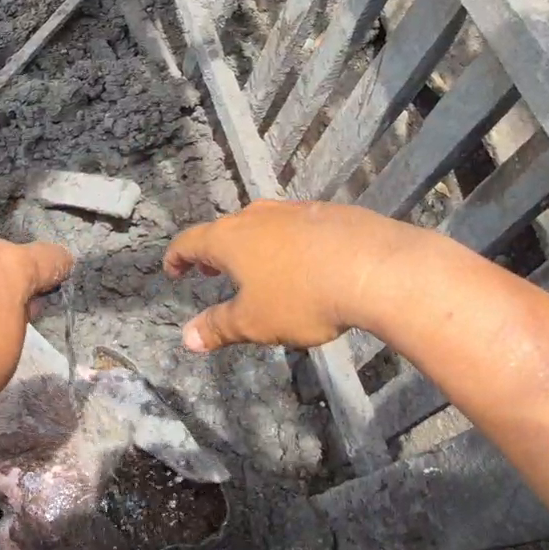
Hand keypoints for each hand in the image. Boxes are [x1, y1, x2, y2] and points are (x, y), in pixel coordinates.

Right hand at [164, 200, 462, 351]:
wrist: (376, 267)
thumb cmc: (302, 296)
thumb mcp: (254, 322)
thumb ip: (218, 327)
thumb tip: (186, 338)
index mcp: (230, 238)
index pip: (190, 241)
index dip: (177, 257)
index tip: (173, 270)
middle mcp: (257, 217)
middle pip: (226, 229)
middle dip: (215, 251)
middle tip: (212, 270)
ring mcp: (295, 210)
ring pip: (262, 225)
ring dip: (252, 245)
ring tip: (257, 267)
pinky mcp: (329, 213)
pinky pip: (296, 227)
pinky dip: (287, 243)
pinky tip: (304, 263)